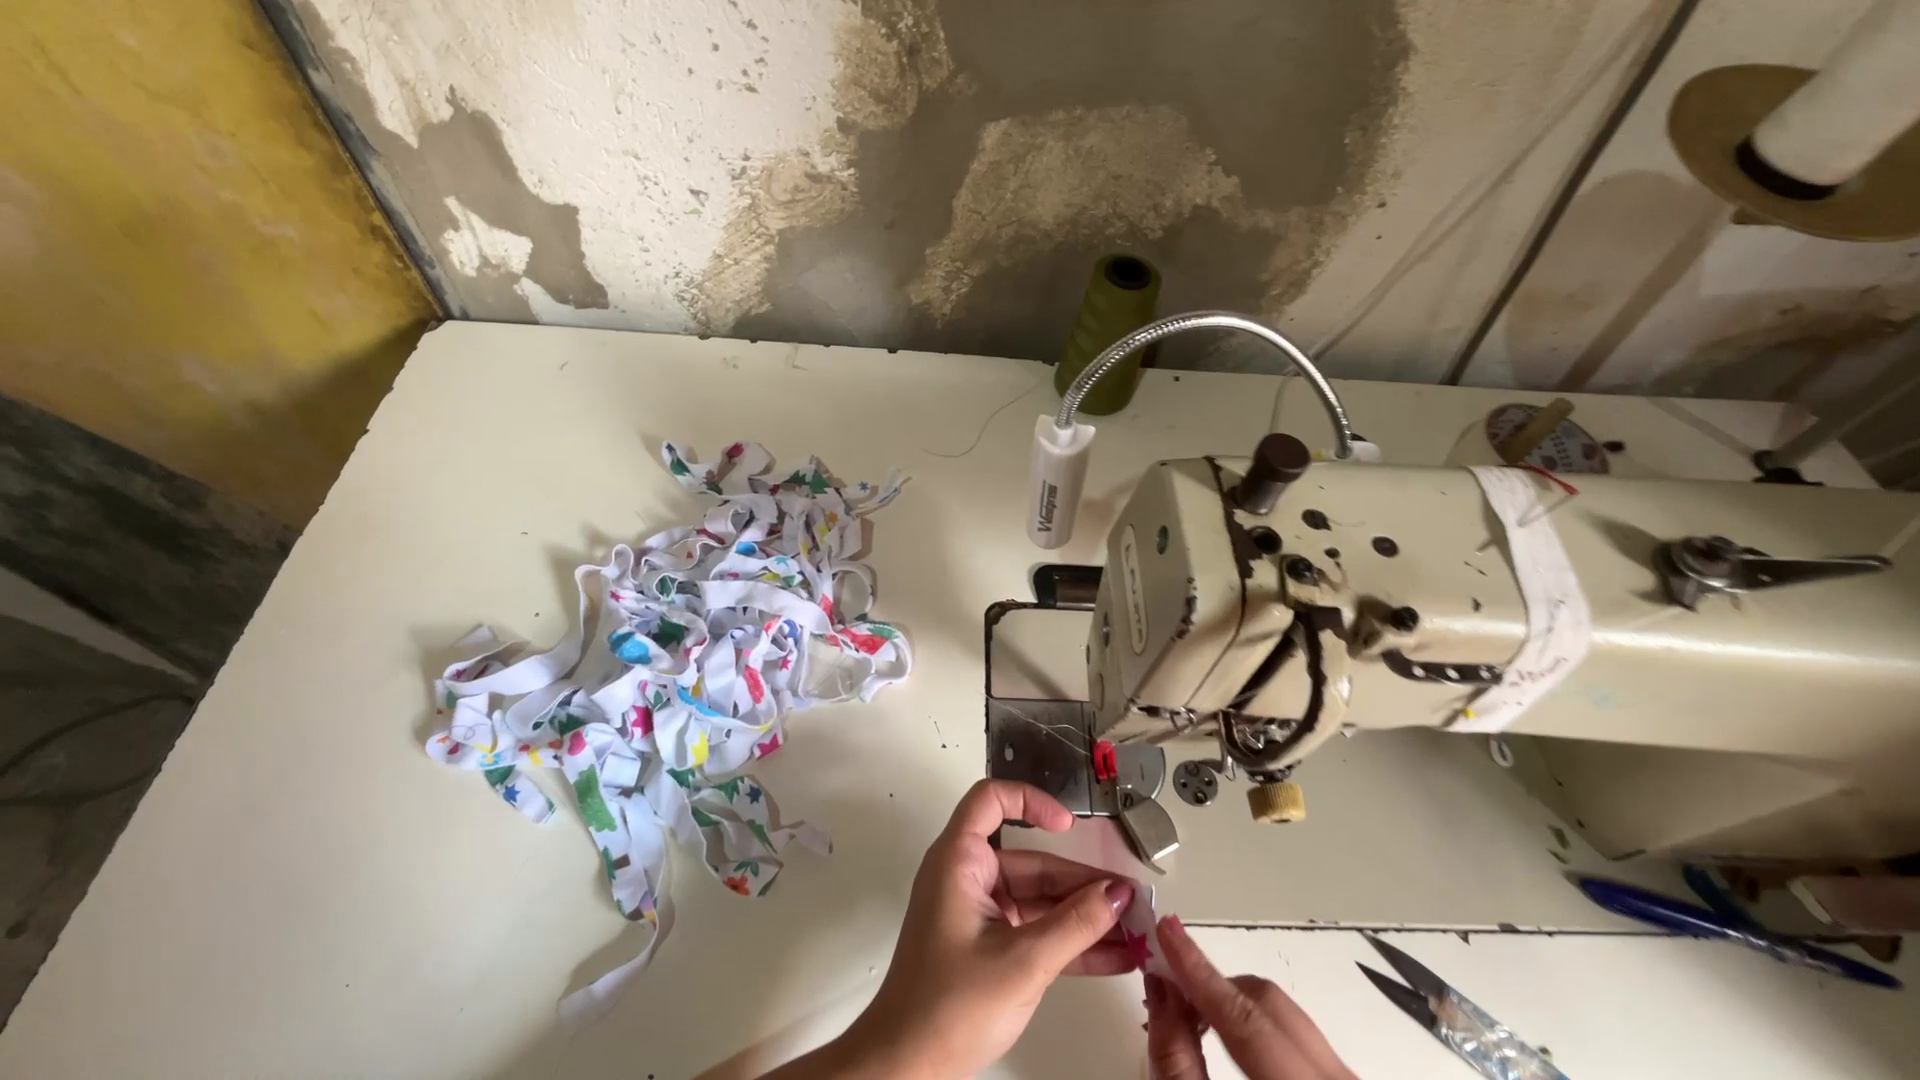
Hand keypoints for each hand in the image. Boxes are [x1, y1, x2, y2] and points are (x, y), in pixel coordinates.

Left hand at [771, 780, 1135, 1079]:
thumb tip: (1120, 893)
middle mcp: (969, 879)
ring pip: (1041, 900)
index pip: (990, 801)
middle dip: (1083, 881)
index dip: (1030, 801)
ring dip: (1086, 916)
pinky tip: (1117, 955)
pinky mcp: (991, 947)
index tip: (1069, 826)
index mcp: (960, 862)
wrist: (907, 1068)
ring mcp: (981, 915)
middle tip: (1135, 901)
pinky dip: (1072, 942)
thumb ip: (1076, 925)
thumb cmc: (950, 1006)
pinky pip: (1038, 930)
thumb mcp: (1023, 962)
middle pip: (1033, 862)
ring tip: (1137, 929)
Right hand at [1146, 915, 1355, 1079]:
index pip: (1242, 1014)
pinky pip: (1296, 1032)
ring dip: (1231, 1005)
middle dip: (1213, 987)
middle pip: (1265, 1001)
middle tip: (1163, 984)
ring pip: (1280, 1013)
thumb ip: (1177, 1057)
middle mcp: (1337, 1074)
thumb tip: (1160, 988)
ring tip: (1188, 1018)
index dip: (1198, 970)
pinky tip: (1224, 1037)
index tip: (1164, 929)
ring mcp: (1346, 1075)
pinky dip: (1254, 1025)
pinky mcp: (1342, 1076)